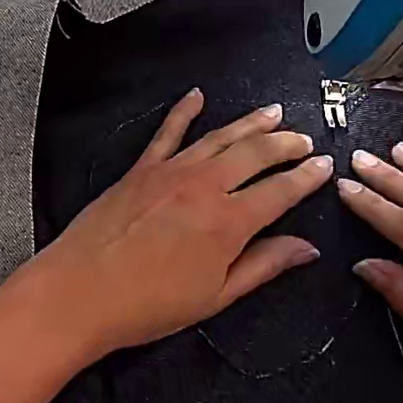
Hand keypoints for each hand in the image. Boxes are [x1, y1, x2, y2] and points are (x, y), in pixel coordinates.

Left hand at [13, 89, 332, 359]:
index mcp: (229, 222)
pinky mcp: (143, 168)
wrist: (78, 294)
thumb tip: (308, 248)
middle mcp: (206, 186)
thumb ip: (265, 265)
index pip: (282, 190)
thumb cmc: (148, 306)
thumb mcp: (216, 296)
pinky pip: (169, 132)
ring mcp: (173, 171)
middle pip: (257, 153)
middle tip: (304, 139)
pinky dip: (184, 111)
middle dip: (287, 143)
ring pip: (223, 136)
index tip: (324, 165)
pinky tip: (197, 96)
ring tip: (274, 112)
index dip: (307, 176)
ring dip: (252, 122)